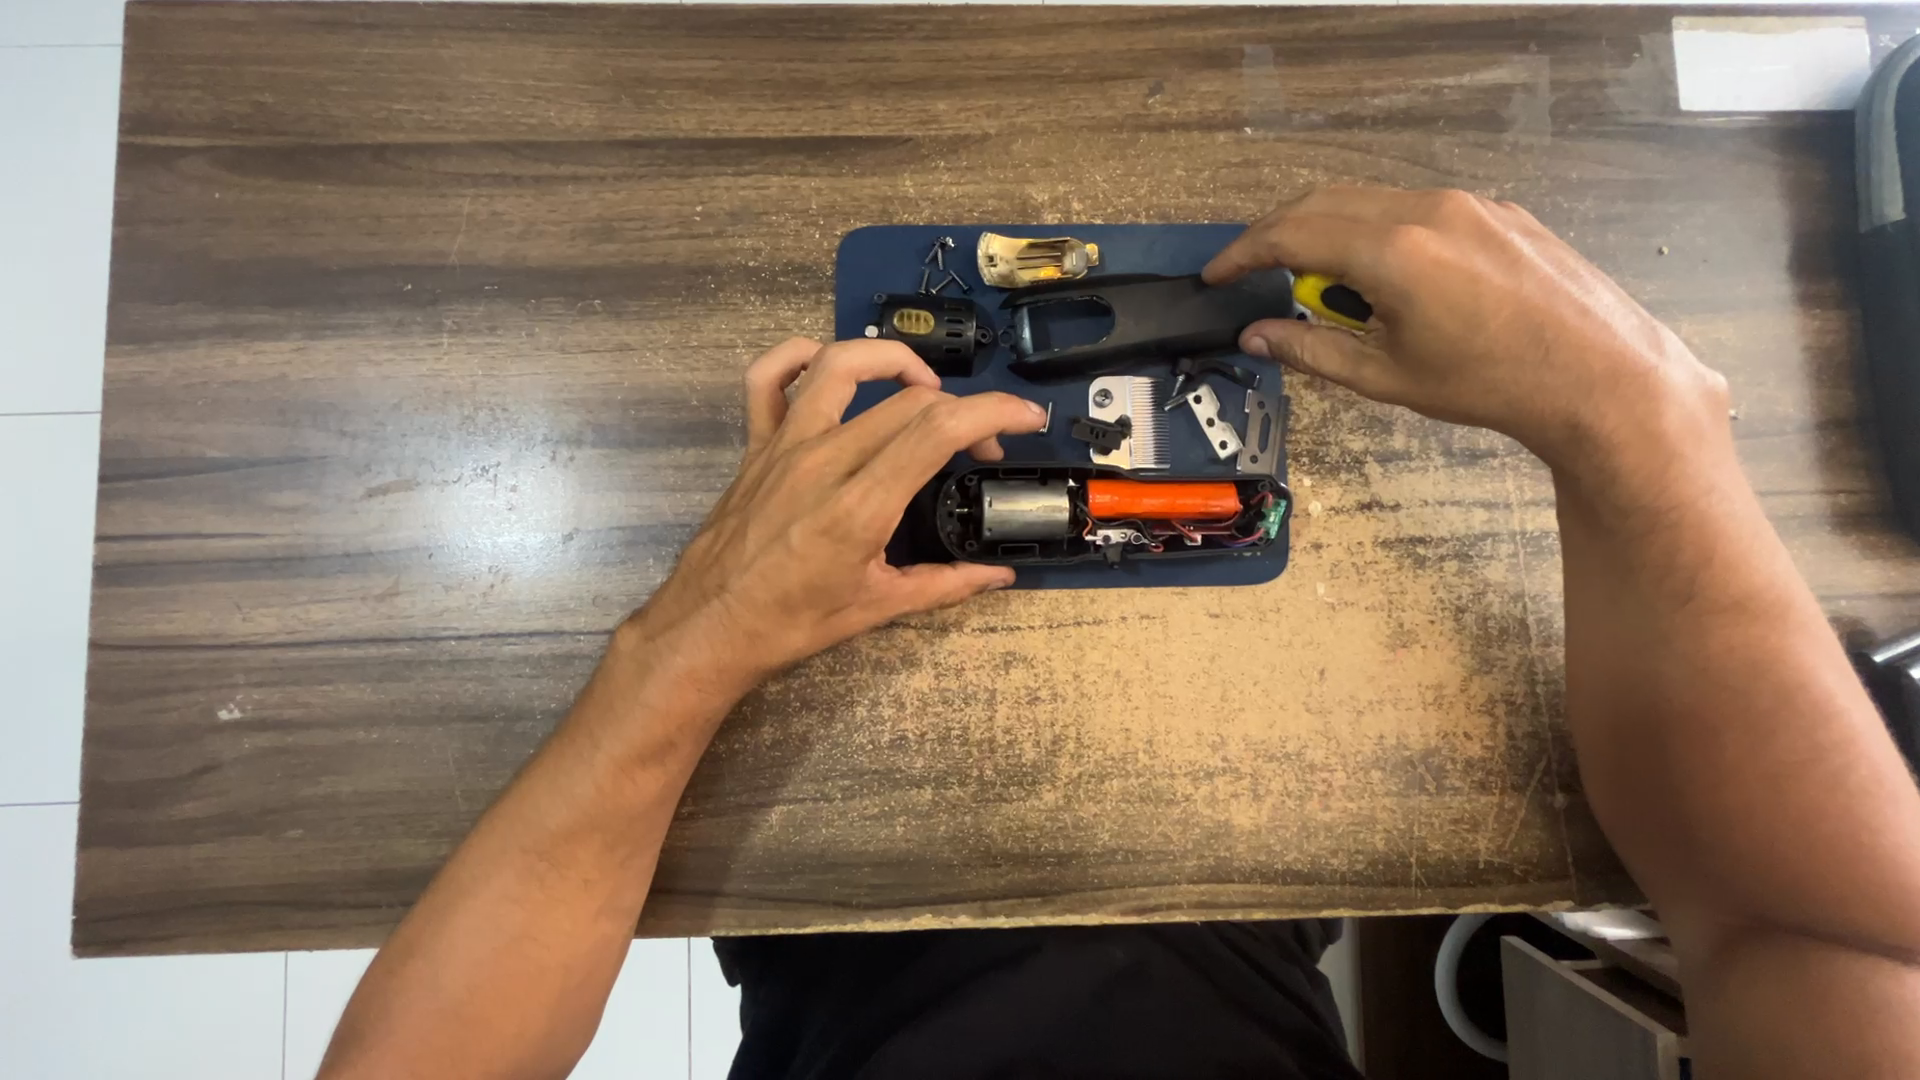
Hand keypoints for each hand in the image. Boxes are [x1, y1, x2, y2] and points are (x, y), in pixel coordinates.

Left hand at [623, 337, 1048, 698]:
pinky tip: (830, 370)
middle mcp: (823, 461)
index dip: (994, 413)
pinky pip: (768, 378)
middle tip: (979, 448)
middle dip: (964, 412)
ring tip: (923, 389)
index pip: (937, 430)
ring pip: (841, 364)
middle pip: (908, 401)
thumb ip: (946, 585)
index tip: (1024, 421)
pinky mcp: (756, 444)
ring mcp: (785, 445)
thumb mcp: (879, 608)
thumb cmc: (792, 623)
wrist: (709, 628)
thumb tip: (999, 577)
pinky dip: (799, 356)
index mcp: (859, 506)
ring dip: (894, 362)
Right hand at [1203, 187, 1729, 481]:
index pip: (1292, 235)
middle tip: (1248, 271)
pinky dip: (1372, 233)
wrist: (1599, 374)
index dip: (1243, 254)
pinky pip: (1411, 208)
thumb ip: (1308, 349)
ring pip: (1367, 200)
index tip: (1215, 274)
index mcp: (1393, 253)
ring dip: (1324, 234)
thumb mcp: (1382, 376)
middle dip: (1275, 234)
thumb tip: (1256, 335)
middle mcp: (1427, 210)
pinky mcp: (1494, 212)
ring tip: (1316, 287)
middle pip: (1323, 203)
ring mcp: (1466, 204)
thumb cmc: (1485, 384)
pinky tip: (1378, 278)